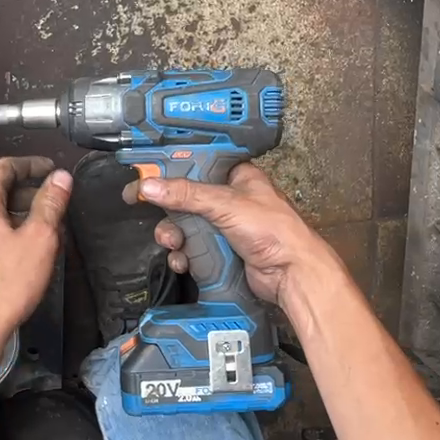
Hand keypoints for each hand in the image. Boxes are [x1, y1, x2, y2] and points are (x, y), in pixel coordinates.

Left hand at [0, 157, 72, 355]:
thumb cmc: (5, 286)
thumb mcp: (40, 239)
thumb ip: (51, 204)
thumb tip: (61, 178)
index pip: (5, 167)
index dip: (32, 164)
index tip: (52, 170)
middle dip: (30, 191)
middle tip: (56, 200)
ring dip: (21, 212)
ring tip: (47, 226)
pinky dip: (9, 229)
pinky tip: (27, 248)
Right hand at [129, 163, 348, 315]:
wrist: (293, 275)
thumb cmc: (276, 232)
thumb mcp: (227, 205)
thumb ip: (187, 194)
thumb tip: (151, 186)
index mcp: (238, 177)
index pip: (197, 164)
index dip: (170, 169)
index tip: (146, 177)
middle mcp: (231, 199)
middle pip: (186, 198)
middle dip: (169, 211)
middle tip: (155, 215)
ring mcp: (226, 227)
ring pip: (187, 226)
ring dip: (174, 235)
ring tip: (174, 244)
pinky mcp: (223, 251)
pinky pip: (194, 249)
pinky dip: (184, 255)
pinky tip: (183, 261)